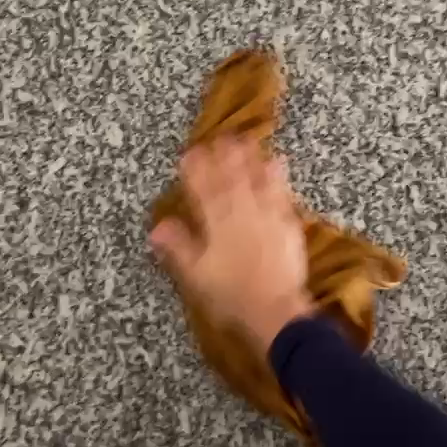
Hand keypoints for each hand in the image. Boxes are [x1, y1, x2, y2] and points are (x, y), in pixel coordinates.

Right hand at [150, 138, 315, 351]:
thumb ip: (178, 247)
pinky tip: (277, 161)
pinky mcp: (288, 222)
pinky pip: (282, 191)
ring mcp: (267, 214)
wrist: (275, 309)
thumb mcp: (196, 275)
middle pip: (231, 177)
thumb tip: (157, 226)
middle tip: (220, 137)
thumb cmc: (231, 295)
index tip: (189, 153)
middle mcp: (241, 212)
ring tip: (246, 139)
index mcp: (216, 223)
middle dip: (223, 156)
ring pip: (256, 178)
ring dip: (250, 157)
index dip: (195, 170)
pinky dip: (278, 174)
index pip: (202, 190)